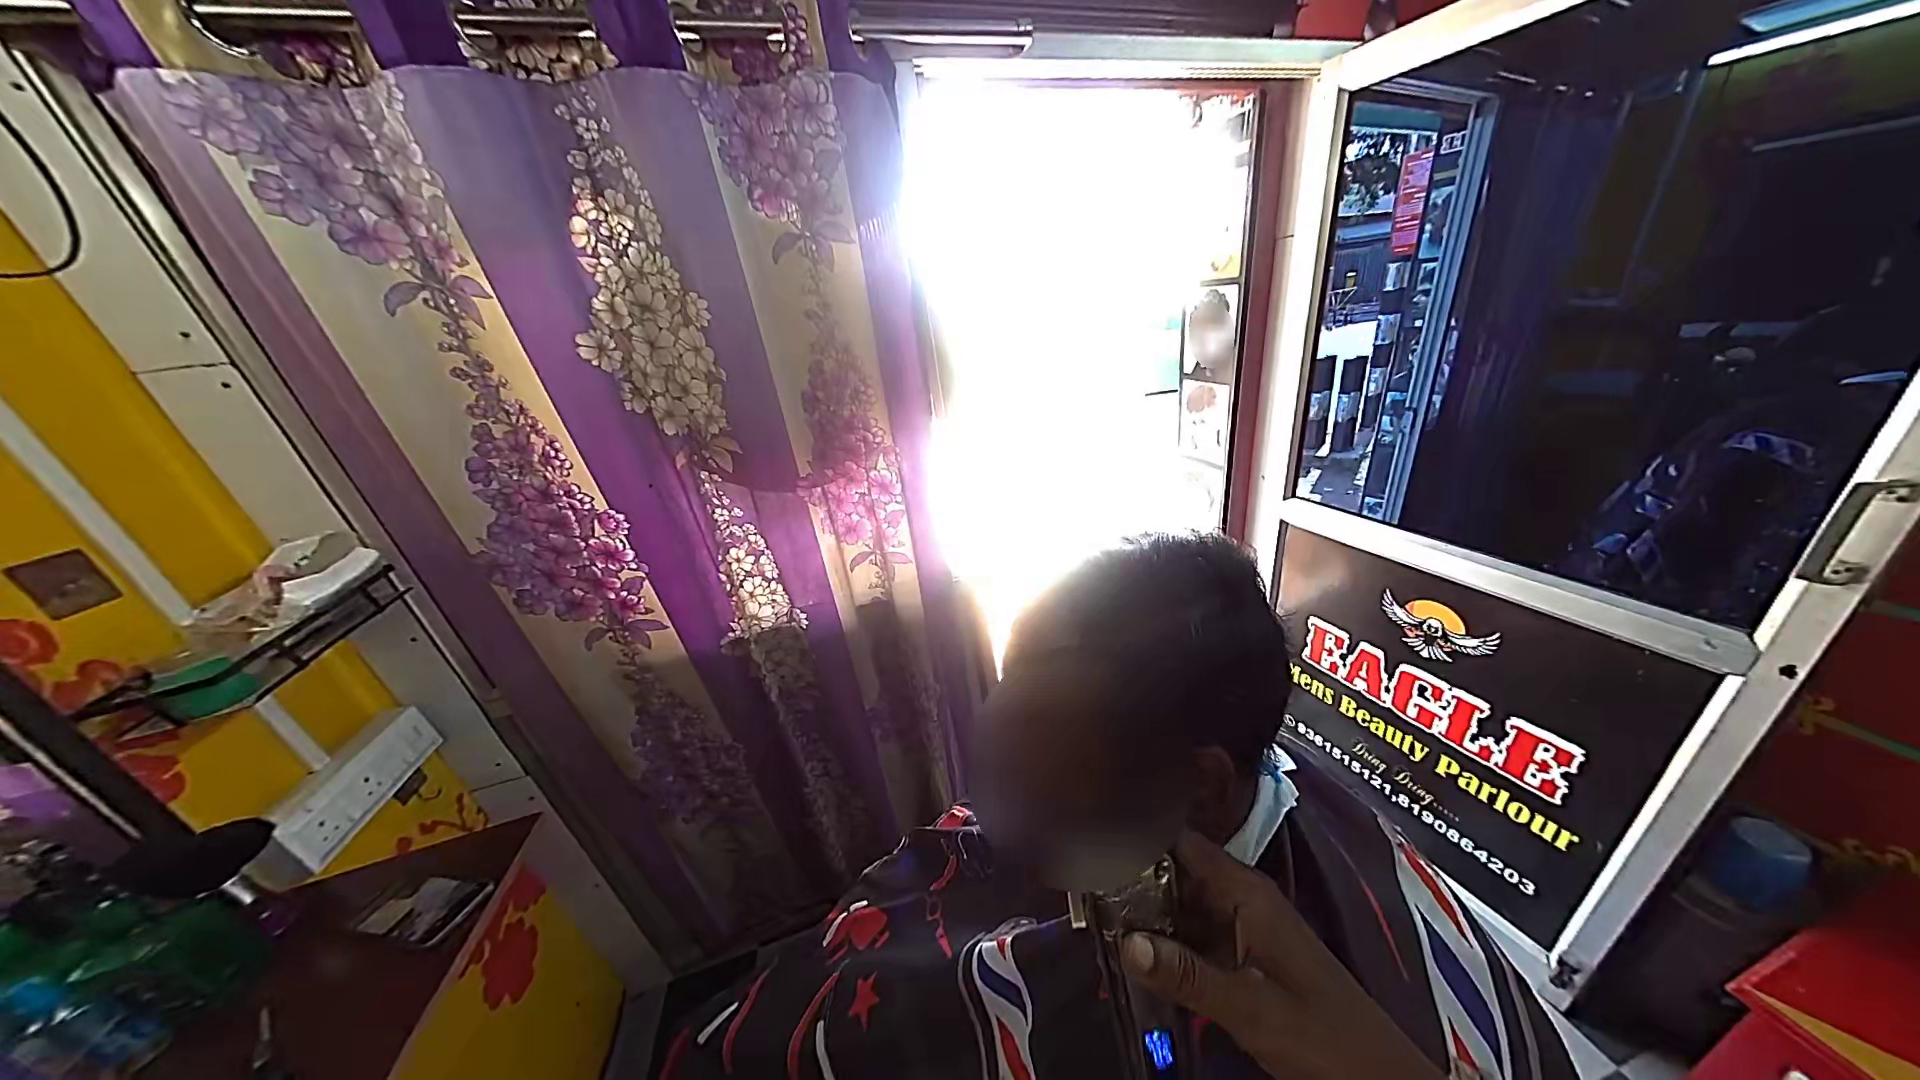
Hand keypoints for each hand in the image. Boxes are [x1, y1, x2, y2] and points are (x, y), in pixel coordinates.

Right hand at [1120, 831, 1445, 1079]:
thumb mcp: (1252, 1010)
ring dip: (1145, 908)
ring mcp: (1243, 923)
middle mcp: (1241, 896)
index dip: (1139, 833)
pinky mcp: (1243, 950)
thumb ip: (1188, 975)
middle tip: (1085, 883)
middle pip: (1175, 869)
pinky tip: (1135, 947)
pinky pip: (1193, 930)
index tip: (1096, 835)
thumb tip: (1124, 942)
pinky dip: (1166, 936)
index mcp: (1245, 891)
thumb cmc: (1325, 1037)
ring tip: (1097, 910)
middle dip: (1133, 875)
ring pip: (1181, 901)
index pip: (1182, 841)